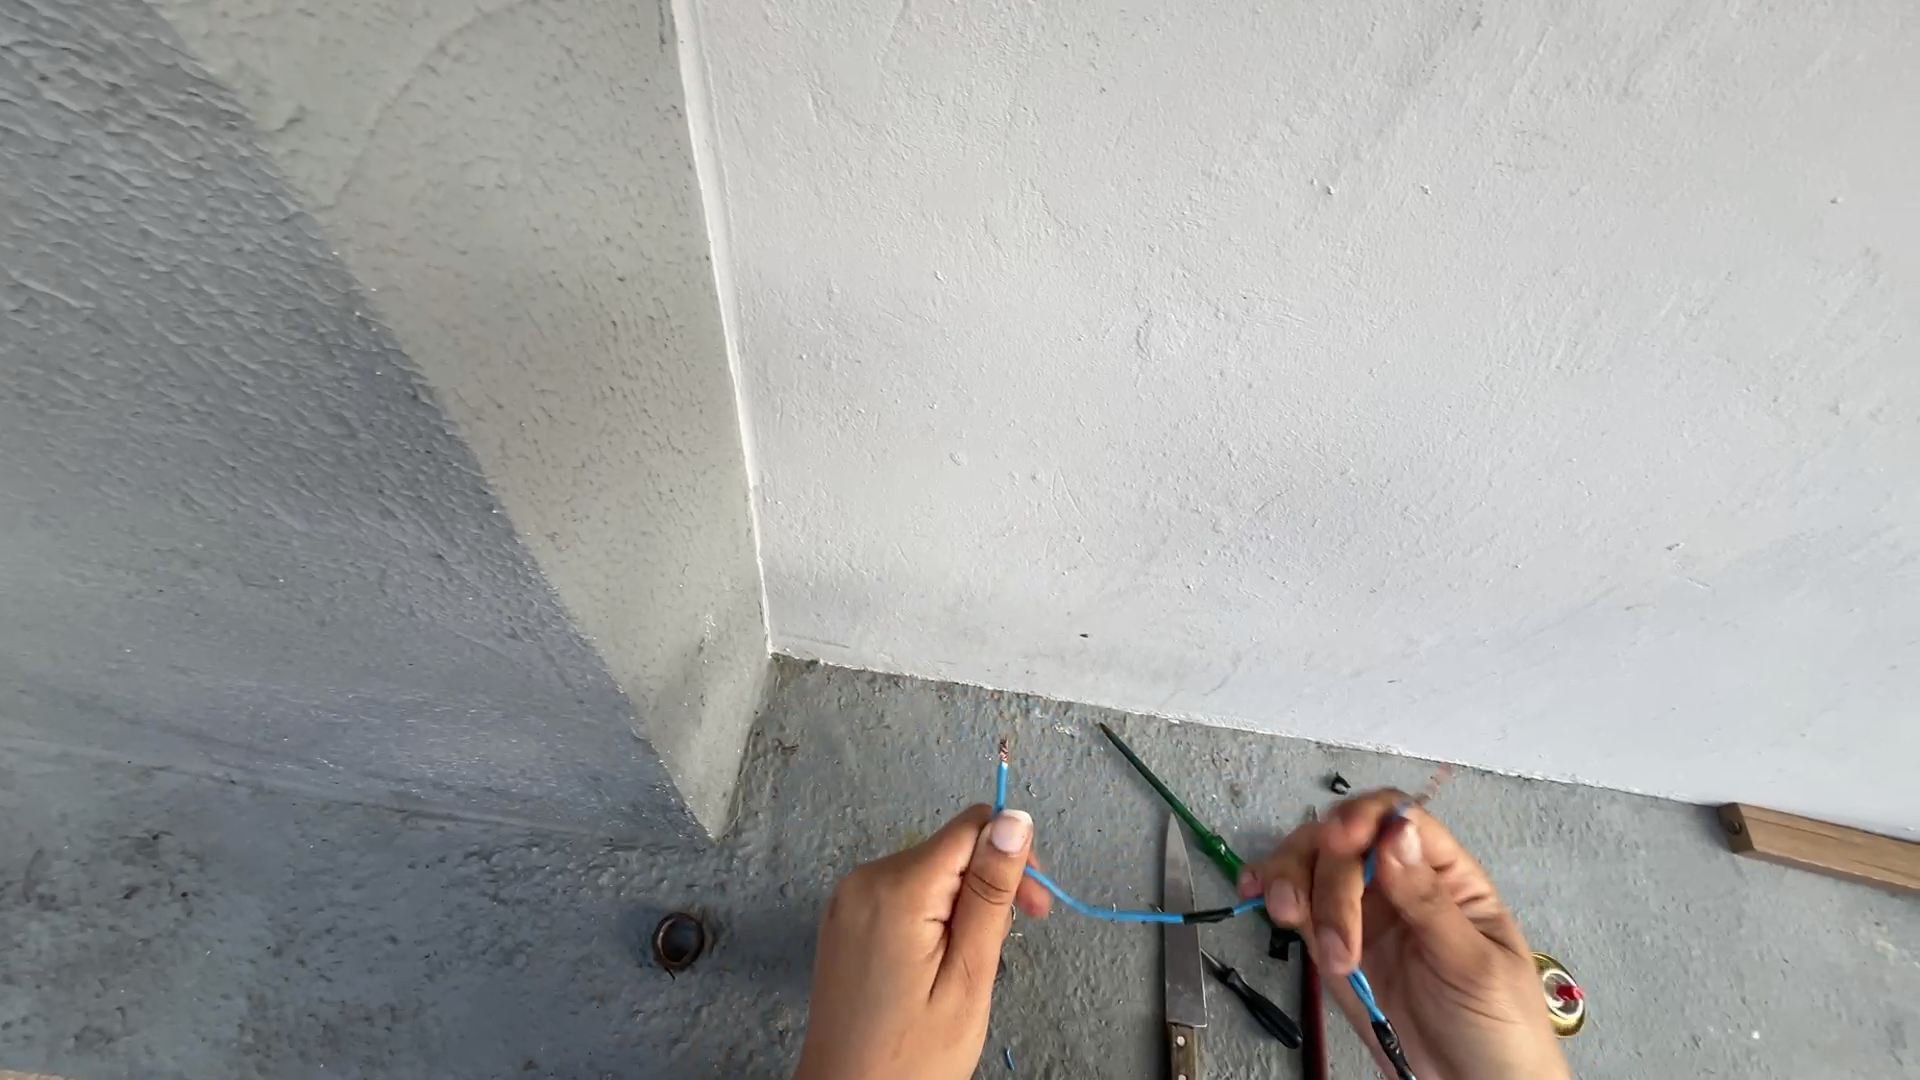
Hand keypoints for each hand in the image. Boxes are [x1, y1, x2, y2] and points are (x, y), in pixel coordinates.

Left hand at [794, 804, 1051, 1079]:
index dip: (1012, 854)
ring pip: (931, 869)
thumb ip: (990, 892)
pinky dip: (932, 913)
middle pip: (950, 848)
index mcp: (896, 887)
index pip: (970, 826)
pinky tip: (938, 959)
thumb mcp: (968, 976)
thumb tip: (1014, 817)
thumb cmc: (912, 1060)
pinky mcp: (846, 914)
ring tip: (968, 963)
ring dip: (963, 902)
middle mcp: (866, 876)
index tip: (1034, 904)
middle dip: (989, 884)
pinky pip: (904, 890)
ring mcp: (850, 895)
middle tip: (1009, 942)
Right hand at [1241, 791, 1569, 1079]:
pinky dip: (1266, 885)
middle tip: (1332, 936)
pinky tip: (1253, 891)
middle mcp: (1391, 877)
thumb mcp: (1475, 966)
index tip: (1342, 838)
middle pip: (1341, 839)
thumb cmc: (1497, 1029)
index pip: (1397, 818)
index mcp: (1441, 873)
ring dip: (1289, 879)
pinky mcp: (1325, 932)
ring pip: (1307, 859)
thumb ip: (1430, 900)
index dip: (1366, 816)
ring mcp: (1356, 903)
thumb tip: (1397, 828)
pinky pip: (1291, 895)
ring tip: (1285, 916)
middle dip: (1327, 879)